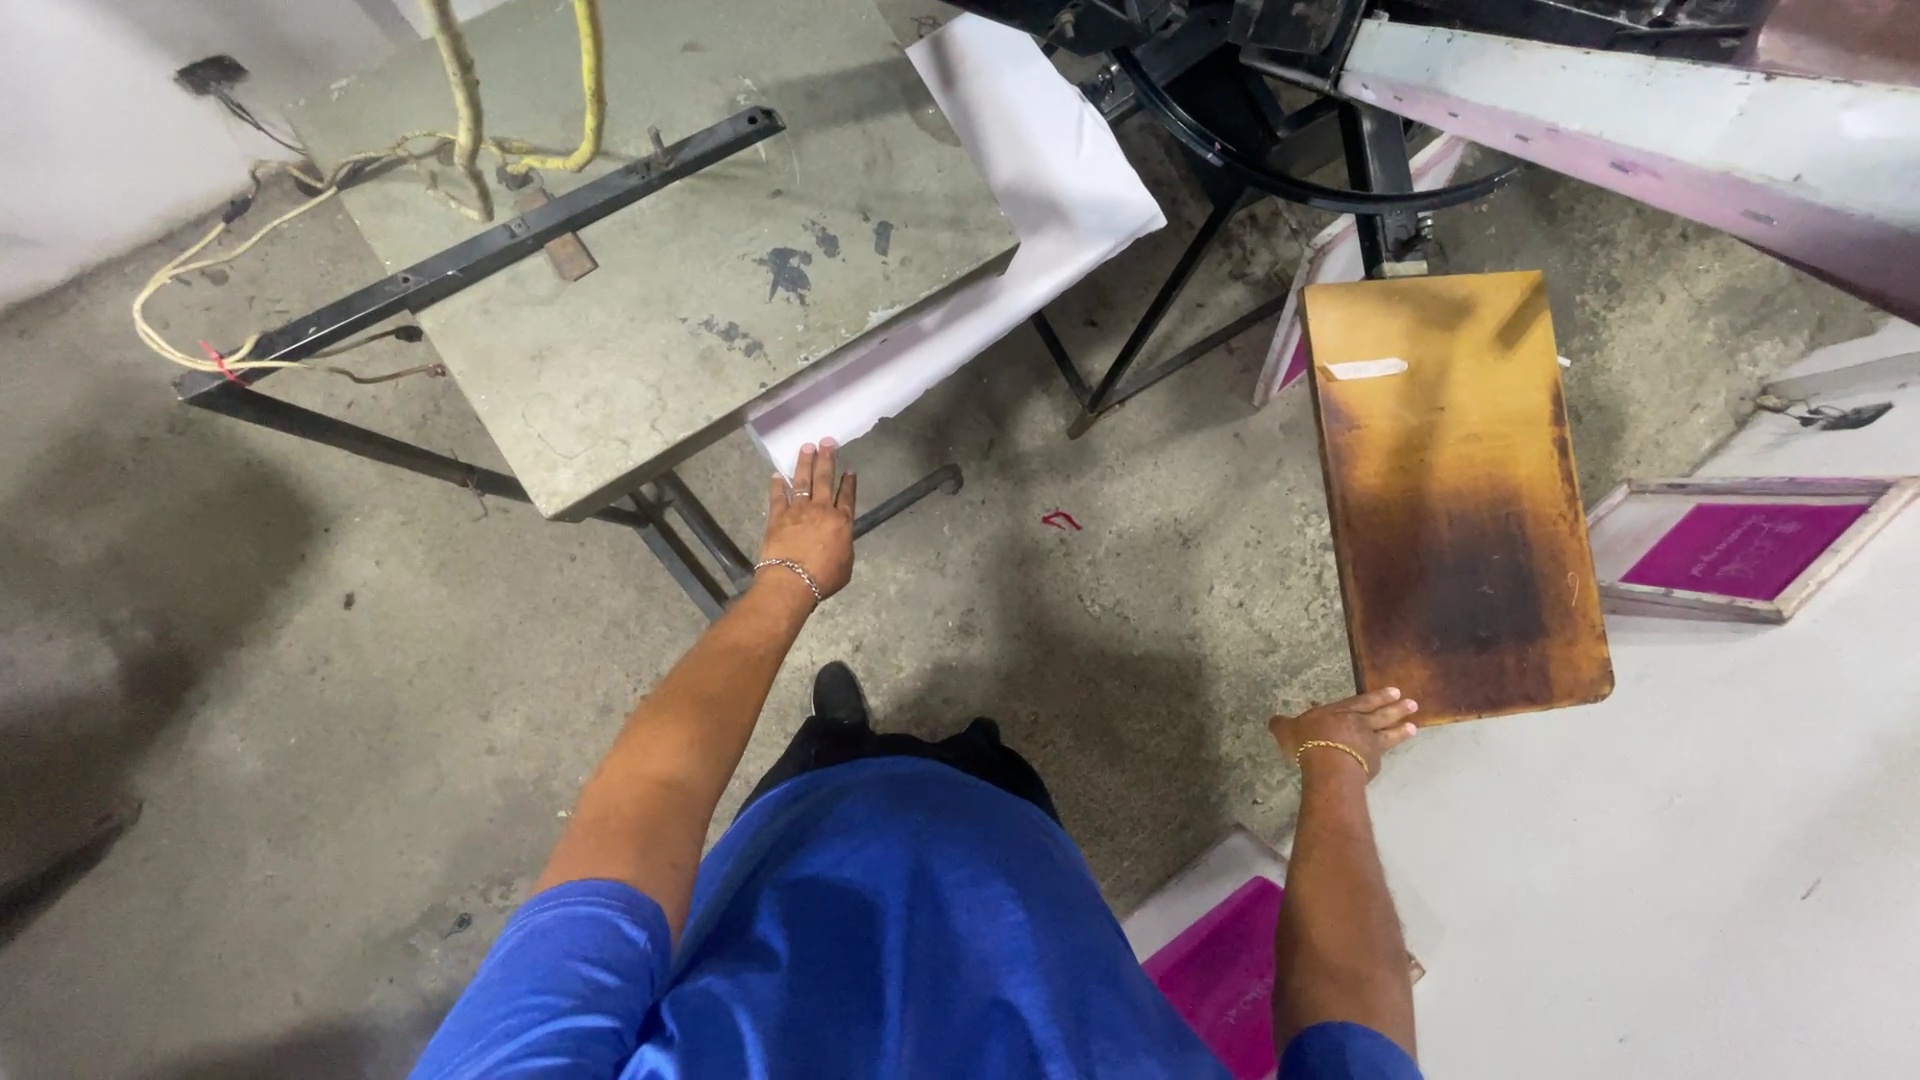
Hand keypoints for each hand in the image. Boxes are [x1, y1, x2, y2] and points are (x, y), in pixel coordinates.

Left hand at [758, 439, 856, 601]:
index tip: (849, 470)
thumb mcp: (845, 564)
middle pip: (825, 480)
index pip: (847, 497)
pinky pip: (778, 496)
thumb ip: (843, 547)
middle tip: (827, 441)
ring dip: (805, 463)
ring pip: (803, 481)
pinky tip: (777, 474)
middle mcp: (821, 510)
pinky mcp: (778, 517)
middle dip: (827, 459)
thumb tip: (838, 540)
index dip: (849, 483)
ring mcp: (798, 511)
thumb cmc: (824, 578)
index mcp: (841, 522)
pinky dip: (777, 485)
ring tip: (807, 447)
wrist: (792, 581)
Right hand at [1269, 688, 1419, 781]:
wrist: (1328, 764)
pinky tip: (1397, 747)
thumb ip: (1282, 724)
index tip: (1394, 691)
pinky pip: (1385, 752)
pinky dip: (1393, 747)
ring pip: (1388, 732)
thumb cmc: (1307, 742)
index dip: (1377, 696)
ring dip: (1400, 728)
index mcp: (1338, 712)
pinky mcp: (1373, 761)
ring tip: (1414, 725)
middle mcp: (1358, 724)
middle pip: (1380, 714)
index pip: (1361, 701)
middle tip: (1412, 703)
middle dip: (1396, 708)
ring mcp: (1368, 743)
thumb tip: (1273, 719)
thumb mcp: (1287, 731)